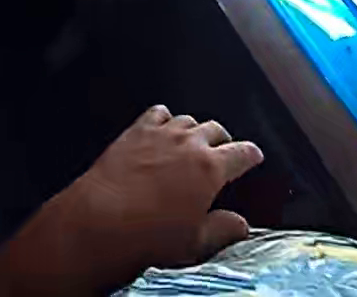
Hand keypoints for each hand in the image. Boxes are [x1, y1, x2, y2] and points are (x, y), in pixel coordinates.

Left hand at [0, 105, 264, 296]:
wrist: (101, 220)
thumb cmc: (147, 236)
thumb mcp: (193, 244)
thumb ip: (221, 229)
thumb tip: (241, 225)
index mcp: (209, 169)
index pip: (241, 153)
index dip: (251, 153)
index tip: (254, 154)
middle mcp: (189, 142)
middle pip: (215, 129)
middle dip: (223, 140)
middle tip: (224, 151)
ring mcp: (162, 132)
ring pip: (188, 119)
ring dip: (194, 130)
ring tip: (193, 143)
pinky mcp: (138, 129)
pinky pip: (159, 112)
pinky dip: (166, 119)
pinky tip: (164, 128)